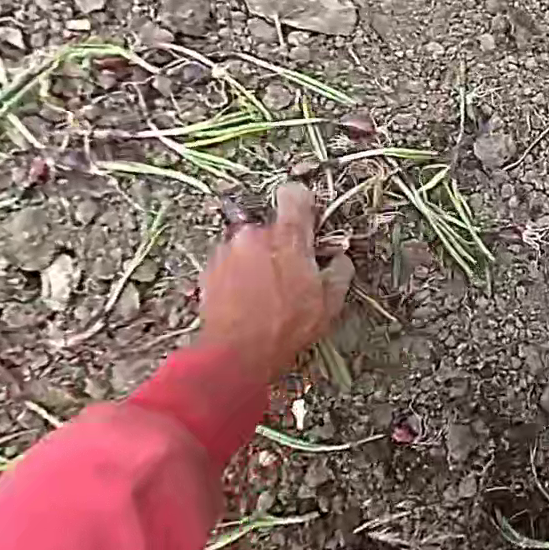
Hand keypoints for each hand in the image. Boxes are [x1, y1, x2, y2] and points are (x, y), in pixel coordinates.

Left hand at [197, 182, 353, 378]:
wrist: (235, 355)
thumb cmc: (289, 325)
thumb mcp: (331, 300)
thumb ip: (340, 269)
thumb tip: (338, 257)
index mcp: (287, 236)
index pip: (294, 194)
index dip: (305, 204)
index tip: (311, 222)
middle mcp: (252, 236)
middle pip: (273, 225)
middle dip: (285, 243)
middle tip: (296, 271)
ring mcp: (226, 252)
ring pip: (252, 243)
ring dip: (262, 258)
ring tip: (272, 289)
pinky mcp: (208, 270)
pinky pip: (233, 260)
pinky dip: (243, 272)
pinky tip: (252, 297)